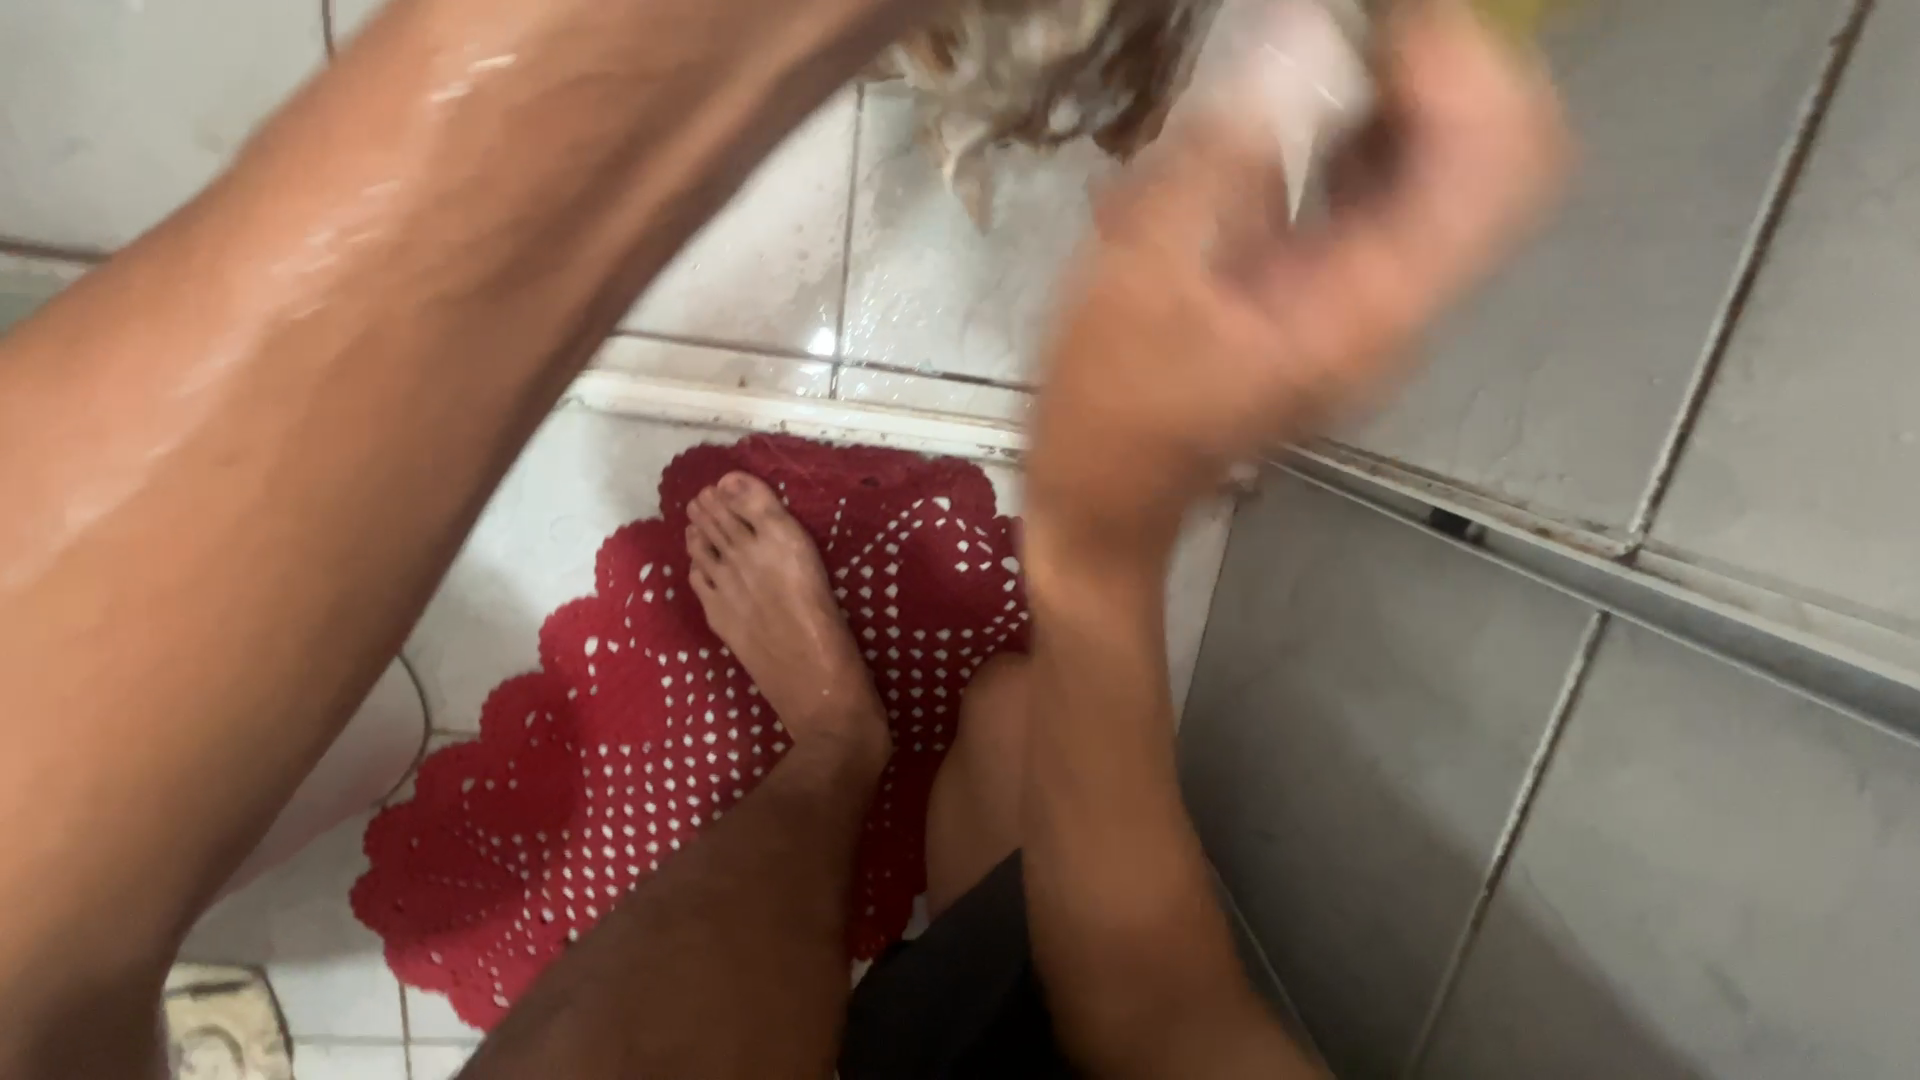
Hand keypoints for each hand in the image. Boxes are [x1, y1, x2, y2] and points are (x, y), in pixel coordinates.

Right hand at [1025, 0, 1568, 557]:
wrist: (1103, 503)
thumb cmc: (1107, 414)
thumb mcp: (1139, 280)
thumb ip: (1221, 158)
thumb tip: (1300, 37)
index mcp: (1365, 312)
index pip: (1497, 160)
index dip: (1460, 63)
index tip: (1370, 24)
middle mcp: (1390, 308)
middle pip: (1476, 156)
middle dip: (1410, 76)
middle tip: (1317, 41)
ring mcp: (1360, 309)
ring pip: (1418, 177)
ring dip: (1364, 109)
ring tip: (1274, 89)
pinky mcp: (1320, 308)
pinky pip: (1359, 208)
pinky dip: (1322, 157)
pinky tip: (1246, 154)